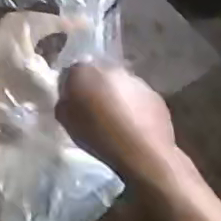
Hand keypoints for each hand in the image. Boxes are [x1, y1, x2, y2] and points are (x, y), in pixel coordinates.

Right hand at [58, 63, 179, 181]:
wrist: (142, 152)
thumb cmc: (97, 135)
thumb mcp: (65, 120)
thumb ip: (64, 102)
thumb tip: (69, 99)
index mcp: (83, 70)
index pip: (72, 71)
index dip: (72, 87)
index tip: (74, 103)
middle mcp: (109, 68)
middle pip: (98, 76)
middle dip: (96, 89)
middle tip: (95, 111)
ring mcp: (135, 80)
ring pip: (121, 86)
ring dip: (117, 98)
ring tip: (118, 122)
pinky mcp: (155, 96)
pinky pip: (139, 99)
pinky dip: (136, 109)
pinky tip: (135, 128)